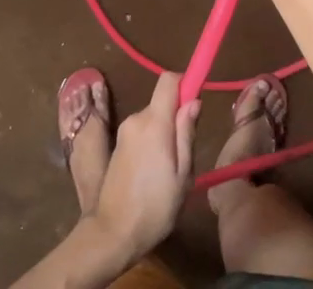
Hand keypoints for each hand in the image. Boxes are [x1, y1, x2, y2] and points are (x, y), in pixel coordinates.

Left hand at [87, 71, 200, 260]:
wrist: (114, 231)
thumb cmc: (156, 206)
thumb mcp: (183, 174)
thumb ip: (186, 133)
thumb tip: (193, 100)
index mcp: (154, 123)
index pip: (168, 81)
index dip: (185, 83)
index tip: (197, 103)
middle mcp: (136, 119)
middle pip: (162, 102)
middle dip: (178, 119)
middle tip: (186, 156)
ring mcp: (124, 131)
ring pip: (153, 119)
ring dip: (165, 134)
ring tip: (170, 171)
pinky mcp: (117, 144)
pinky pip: (142, 132)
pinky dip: (153, 142)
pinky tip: (154, 173)